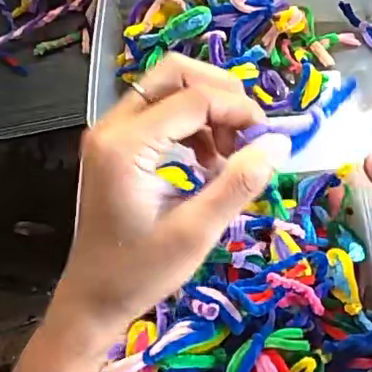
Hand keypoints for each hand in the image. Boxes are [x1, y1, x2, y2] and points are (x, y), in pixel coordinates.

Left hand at [55, 55, 289, 348]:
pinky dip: (191, 123)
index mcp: (127, 146)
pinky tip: (207, 161)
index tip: (267, 139)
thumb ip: (238, 183)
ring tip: (229, 153)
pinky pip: (160, 111)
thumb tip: (278, 143)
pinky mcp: (115, 144)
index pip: (194, 98)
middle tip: (248, 132)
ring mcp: (110, 133)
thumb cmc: (141, 272)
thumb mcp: (197, 232)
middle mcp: (112, 127)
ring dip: (207, 108)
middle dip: (220, 93)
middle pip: (174, 73)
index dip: (238, 110)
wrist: (93, 298)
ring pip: (167, 87)